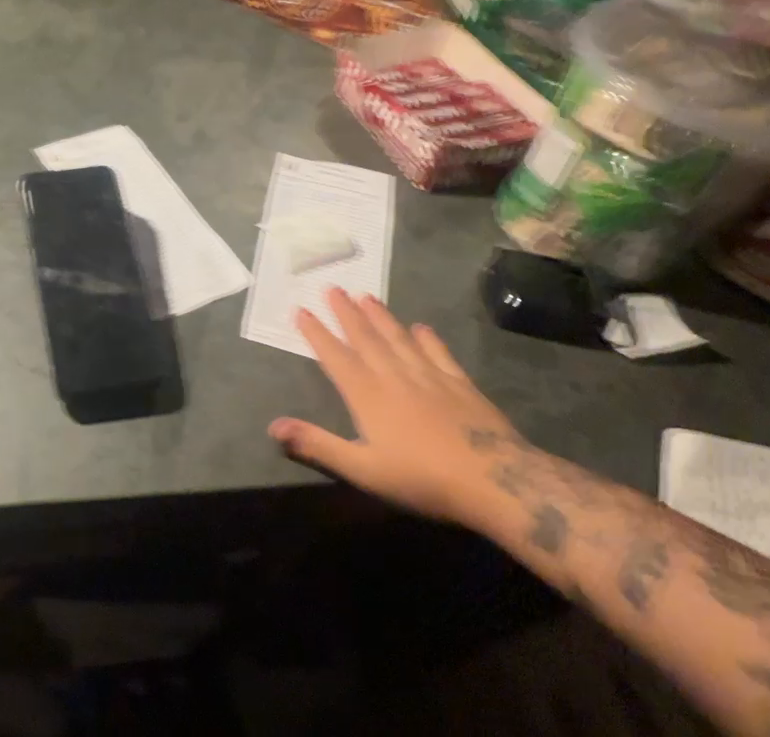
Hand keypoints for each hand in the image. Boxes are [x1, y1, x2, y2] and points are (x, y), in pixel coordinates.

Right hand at [268, 288, 518, 527]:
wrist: (495, 481)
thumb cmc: (422, 479)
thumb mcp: (362, 469)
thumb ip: (317, 445)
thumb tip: (274, 426)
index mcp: (367, 396)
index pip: (336, 357)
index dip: (317, 334)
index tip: (301, 310)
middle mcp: (396, 378)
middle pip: (367, 339)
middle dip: (347, 313)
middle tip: (332, 288)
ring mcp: (431, 379)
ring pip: (400, 339)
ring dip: (381, 317)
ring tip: (367, 295)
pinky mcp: (461, 386)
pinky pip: (439, 354)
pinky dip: (427, 339)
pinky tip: (421, 328)